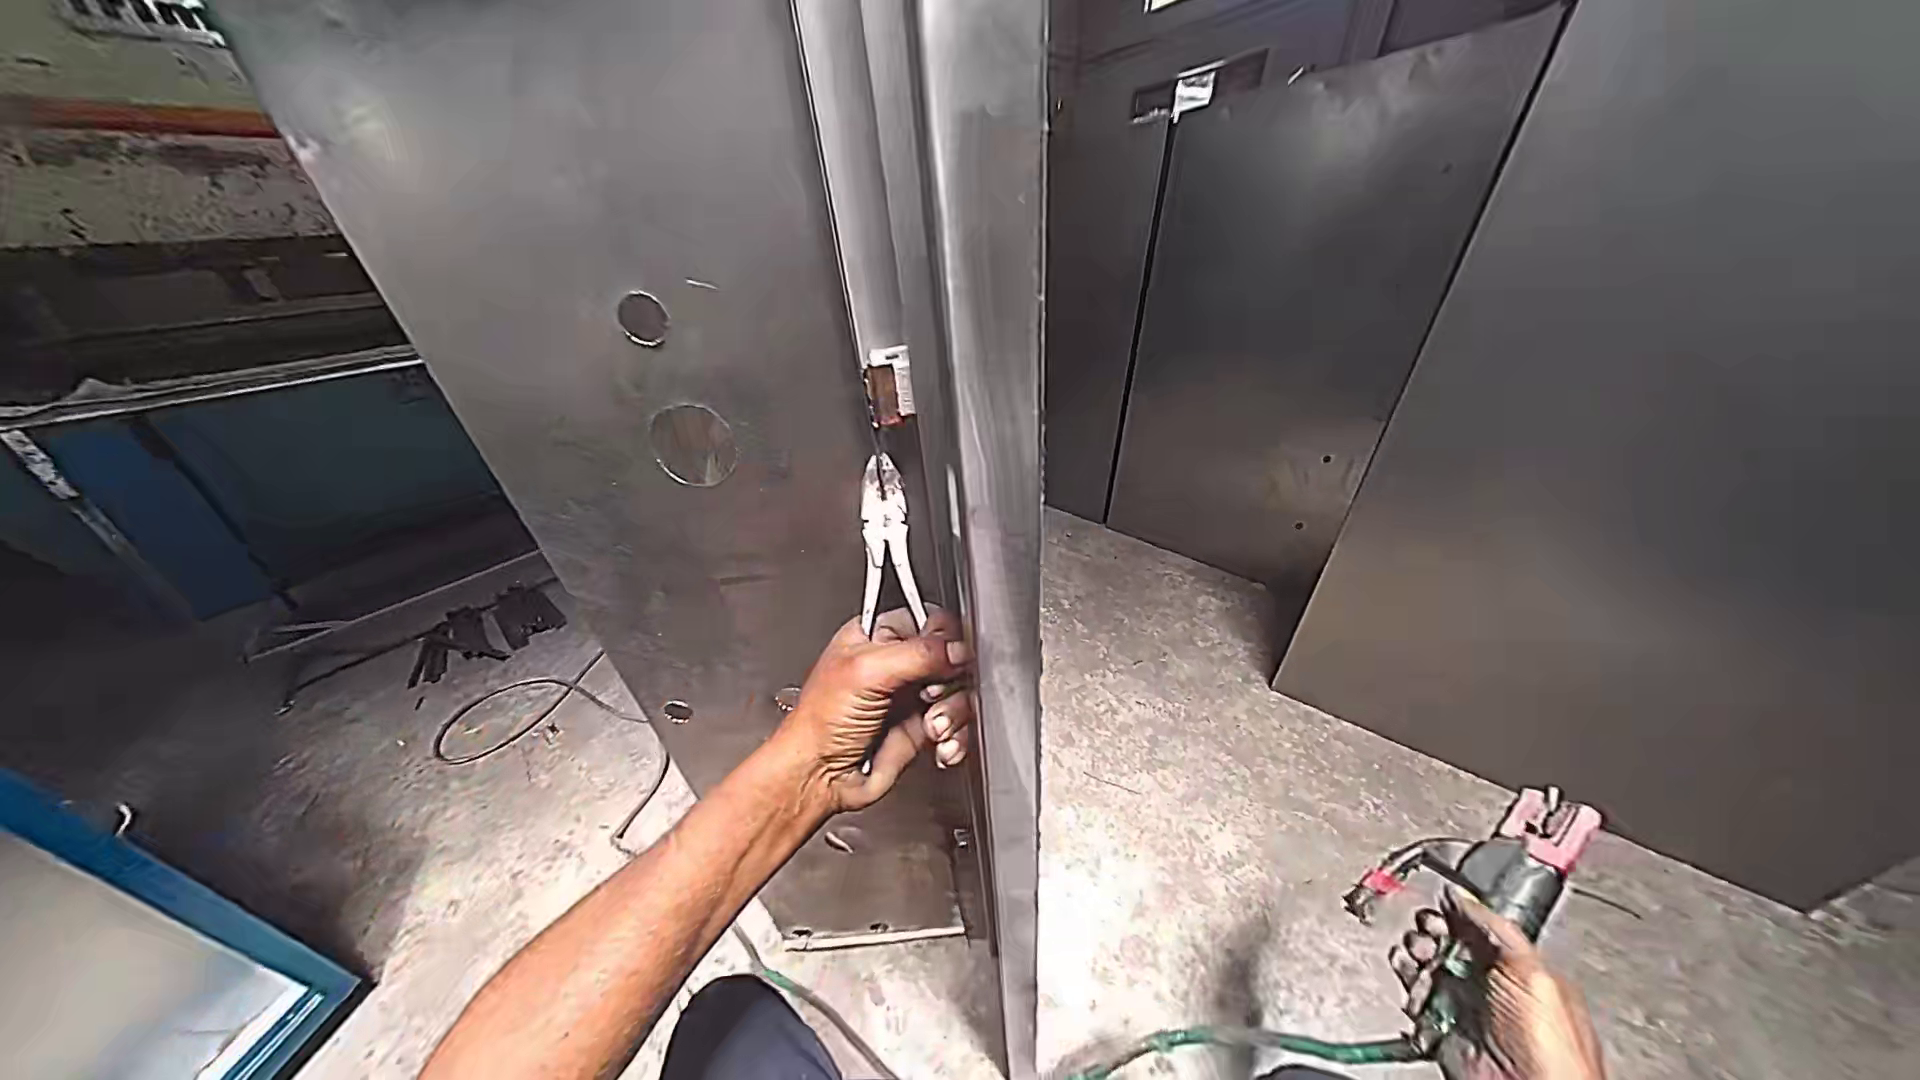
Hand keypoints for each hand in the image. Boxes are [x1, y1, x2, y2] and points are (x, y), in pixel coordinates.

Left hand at [780, 606, 974, 812]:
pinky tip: (941, 744)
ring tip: (934, 726)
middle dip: (950, 682)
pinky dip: (957, 737)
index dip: (944, 638)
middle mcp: (900, 663)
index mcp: (879, 635)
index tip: (943, 658)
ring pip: (960, 692)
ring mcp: (913, 696)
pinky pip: (959, 725)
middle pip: (953, 658)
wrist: (818, 776)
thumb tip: (959, 651)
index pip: (930, 619)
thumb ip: (918, 653)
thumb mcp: (866, 671)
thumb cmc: (820, 722)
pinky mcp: (924, 727)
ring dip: (954, 713)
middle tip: (930, 696)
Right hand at [1390, 890, 1605, 1079]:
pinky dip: (1404, 978)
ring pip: (1422, 957)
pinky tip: (1412, 977)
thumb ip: (1497, 929)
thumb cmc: (1552, 1049)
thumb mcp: (1534, 976)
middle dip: (1429, 929)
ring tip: (1420, 958)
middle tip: (1431, 934)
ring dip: (1414, 951)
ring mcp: (1461, 1001)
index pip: (1475, 924)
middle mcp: (1486, 981)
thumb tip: (1461, 895)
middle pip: (1443, 937)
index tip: (1443, 906)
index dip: (1455, 911)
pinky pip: (1409, 987)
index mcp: (1516, 967)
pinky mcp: (1437, 1020)